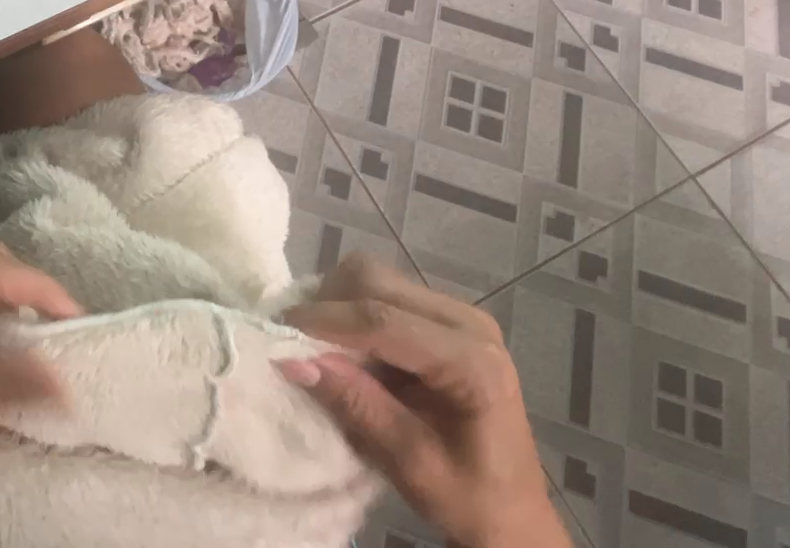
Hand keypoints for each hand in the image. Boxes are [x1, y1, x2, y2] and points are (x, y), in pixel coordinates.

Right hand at [277, 258, 569, 547]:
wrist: (512, 513)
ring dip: (334, 303)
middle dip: (326, 305)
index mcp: (474, 362)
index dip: (324, 322)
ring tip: (318, 346)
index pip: (383, 320)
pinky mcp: (440, 314)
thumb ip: (355, 406)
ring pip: (371, 276)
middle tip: (296, 343)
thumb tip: (293, 361)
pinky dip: (348, 307)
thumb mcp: (410, 464)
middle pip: (374, 281)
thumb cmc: (469, 497)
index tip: (277, 334)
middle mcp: (467, 321)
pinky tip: (344, 346)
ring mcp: (455, 312)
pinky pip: (379, 289)